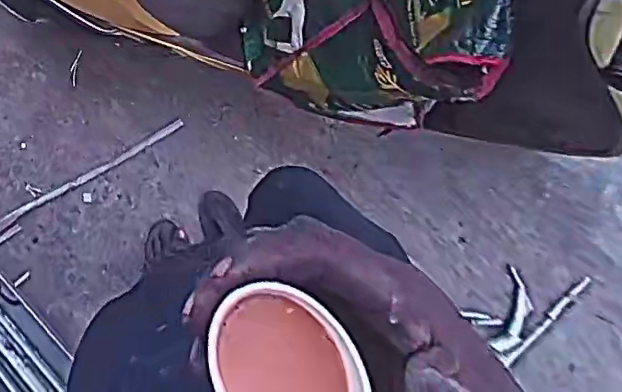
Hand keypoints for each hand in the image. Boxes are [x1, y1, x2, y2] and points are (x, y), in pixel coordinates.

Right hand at [183, 218, 520, 391]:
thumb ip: (424, 391)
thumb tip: (398, 380)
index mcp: (395, 289)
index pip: (314, 245)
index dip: (260, 252)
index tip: (220, 280)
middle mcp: (370, 282)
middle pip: (286, 248)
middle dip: (233, 269)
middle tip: (197, 312)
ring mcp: (358, 300)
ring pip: (282, 270)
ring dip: (235, 289)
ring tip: (201, 328)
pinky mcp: (350, 323)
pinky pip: (291, 297)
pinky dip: (252, 307)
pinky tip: (229, 334)